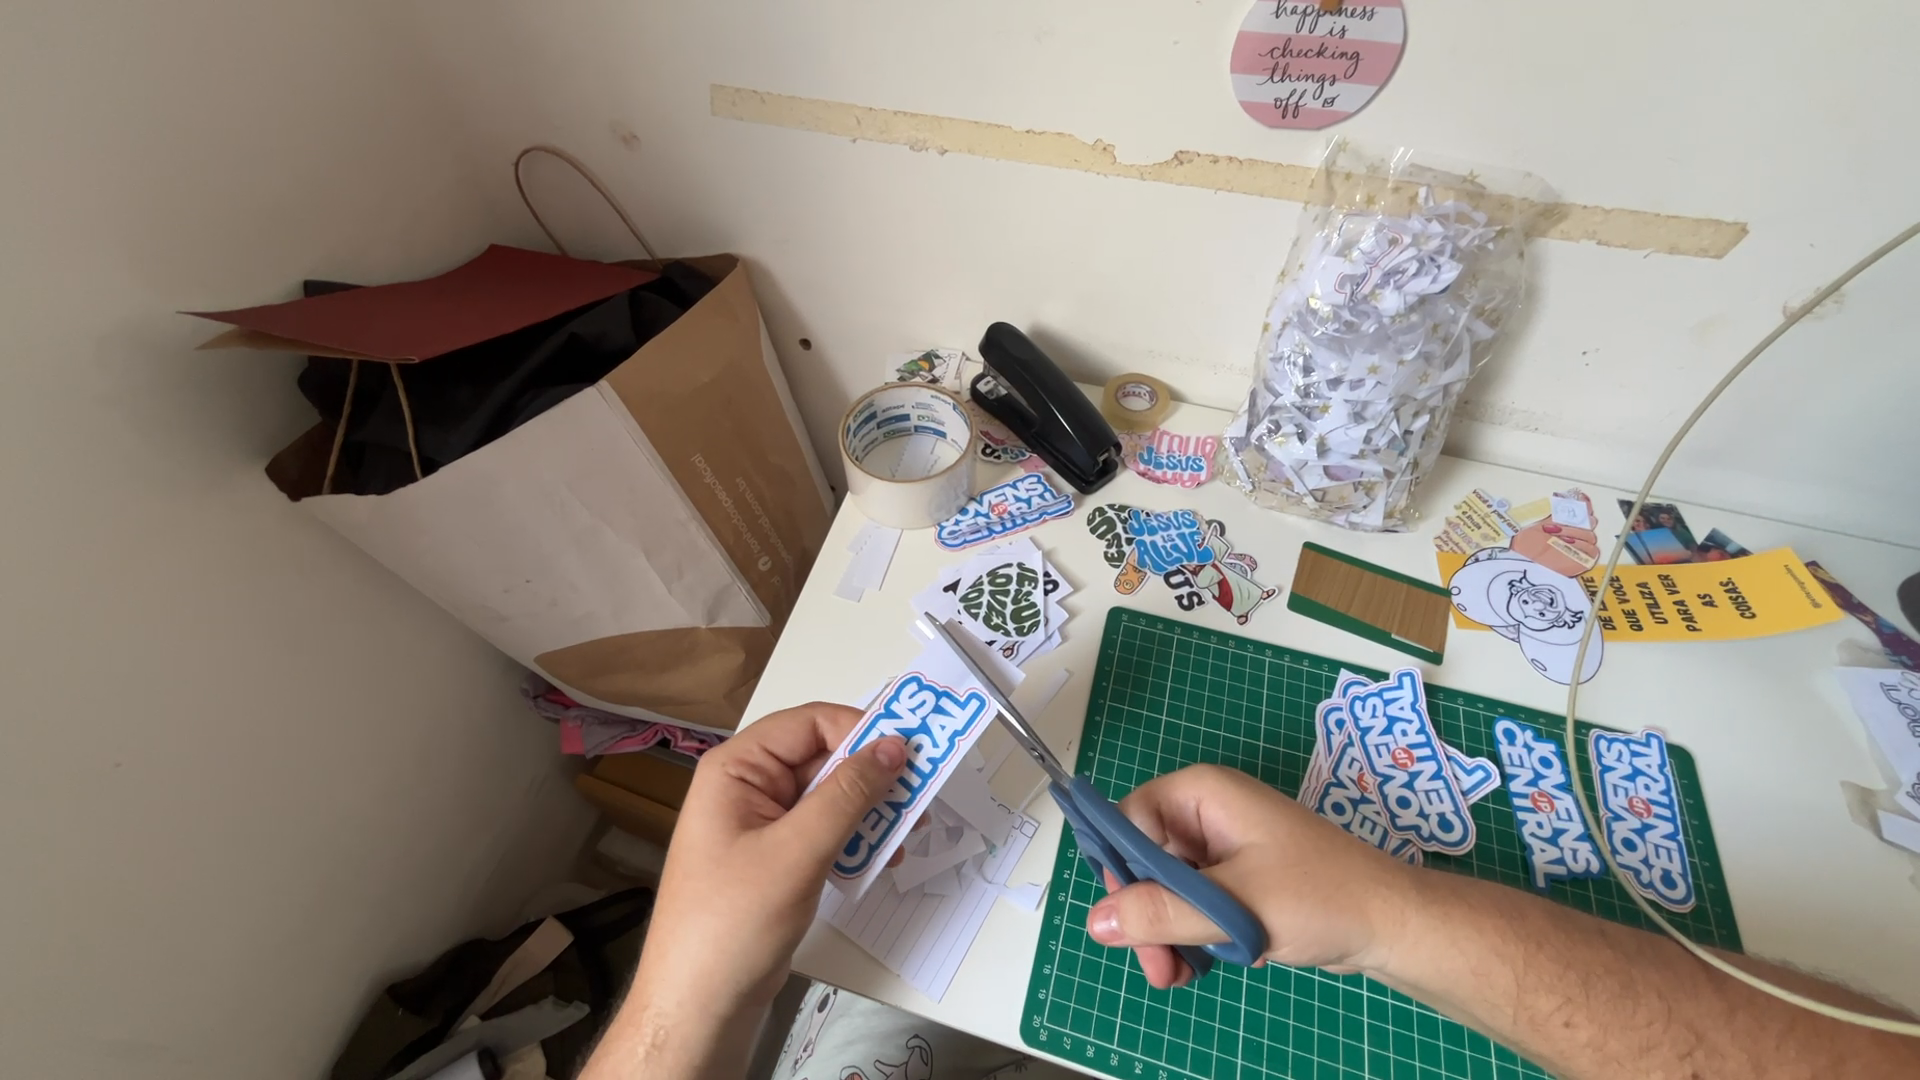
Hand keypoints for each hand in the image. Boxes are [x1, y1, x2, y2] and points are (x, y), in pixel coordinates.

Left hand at [585, 702, 904, 1079]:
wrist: (698, 1009)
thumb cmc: (734, 923)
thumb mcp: (798, 851)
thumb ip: (848, 795)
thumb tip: (895, 746)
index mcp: (738, 767)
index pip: (809, 723)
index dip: (859, 731)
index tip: (905, 753)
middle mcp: (749, 784)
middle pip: (823, 758)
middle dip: (871, 776)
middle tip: (918, 794)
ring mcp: (763, 821)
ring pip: (830, 794)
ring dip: (869, 810)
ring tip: (905, 833)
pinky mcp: (778, 854)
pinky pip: (825, 827)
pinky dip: (855, 837)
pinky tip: (879, 859)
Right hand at [1085, 765, 1415, 989]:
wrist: (1395, 925)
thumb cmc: (1319, 898)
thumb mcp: (1233, 908)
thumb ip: (1162, 914)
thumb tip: (1095, 921)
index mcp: (1201, 794)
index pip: (1130, 818)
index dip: (1120, 866)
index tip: (1125, 920)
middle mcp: (1204, 812)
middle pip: (1145, 856)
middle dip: (1144, 912)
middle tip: (1156, 968)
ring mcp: (1221, 844)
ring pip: (1165, 884)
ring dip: (1164, 930)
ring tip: (1177, 976)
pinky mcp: (1235, 875)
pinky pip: (1191, 898)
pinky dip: (1188, 931)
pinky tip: (1197, 965)